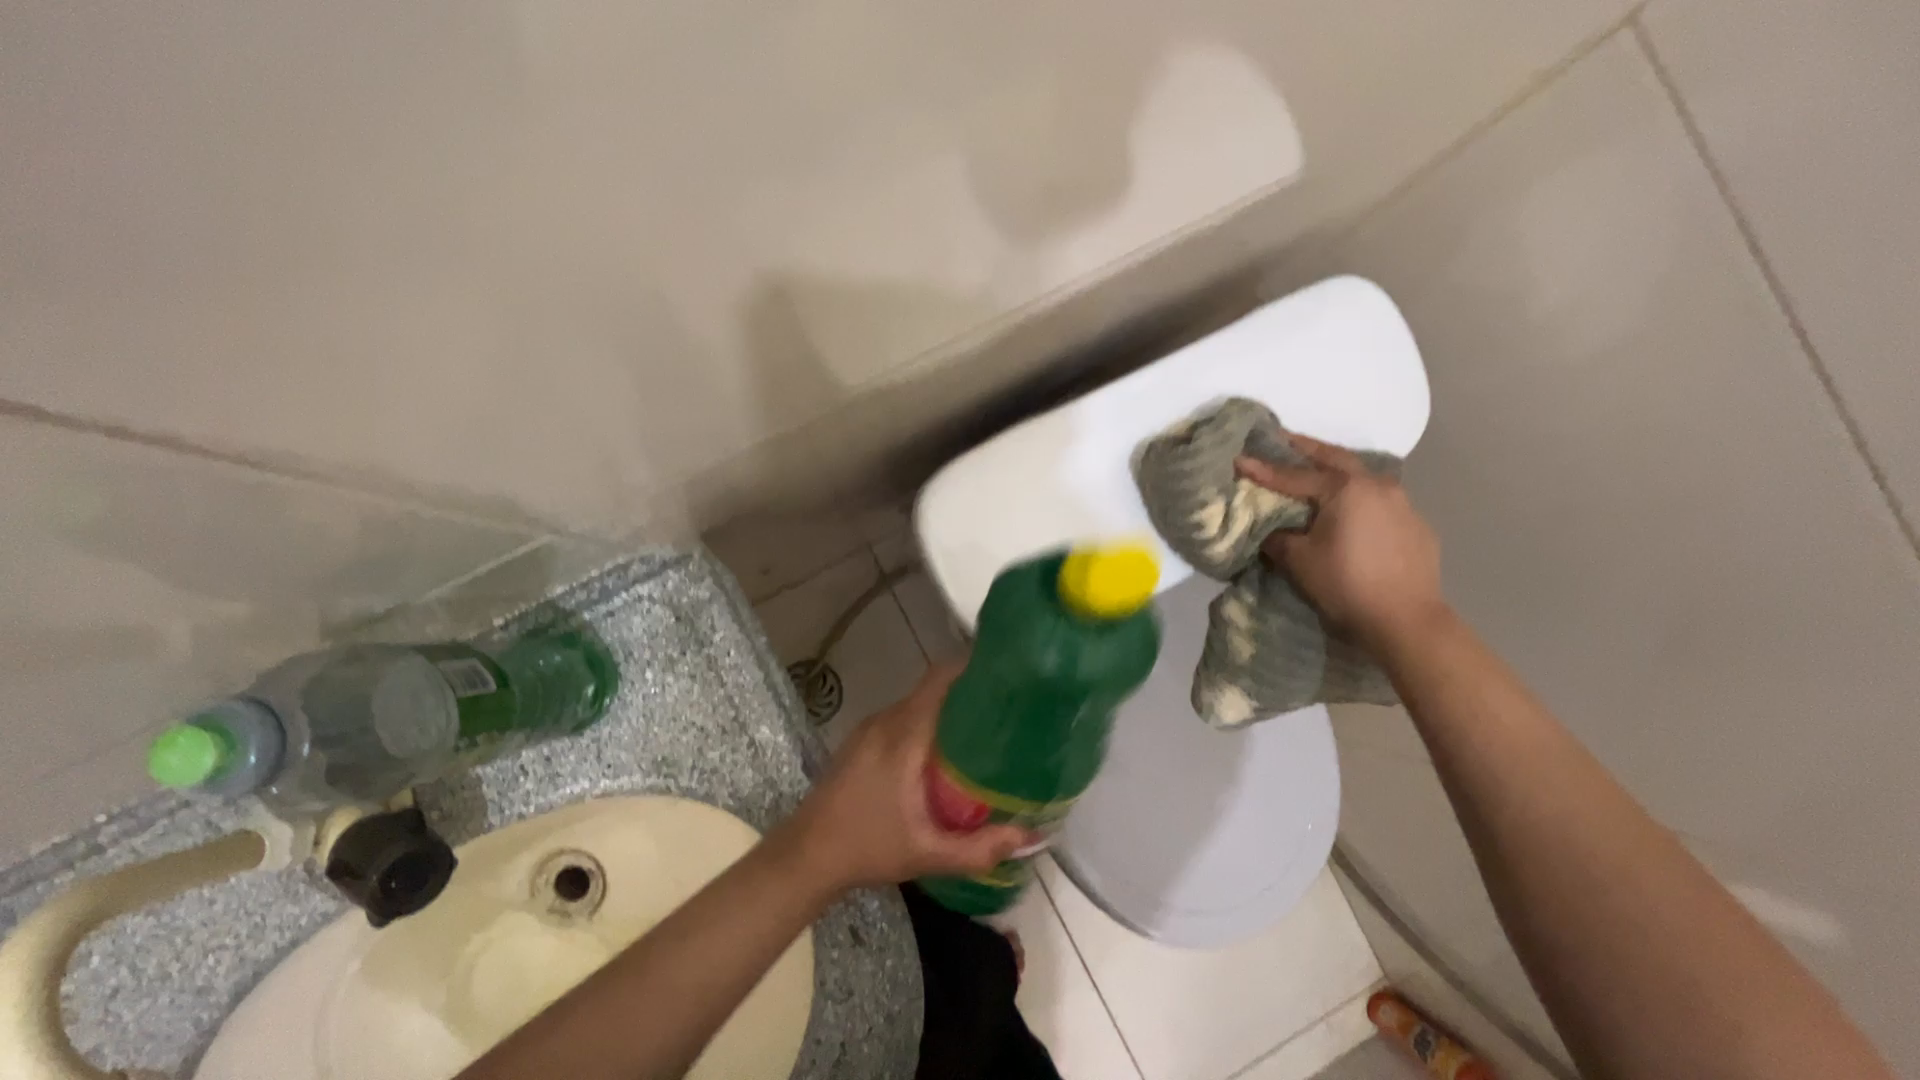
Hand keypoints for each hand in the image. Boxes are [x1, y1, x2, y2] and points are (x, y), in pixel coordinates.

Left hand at [778, 665, 1029, 890]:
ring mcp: (869, 729)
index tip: (1007, 672)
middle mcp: (886, 721)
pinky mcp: (861, 741)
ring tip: (985, 730)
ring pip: (917, 704)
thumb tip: (1031, 836)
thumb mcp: (928, 854)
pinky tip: (946, 753)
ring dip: (948, 710)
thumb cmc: (867, 847)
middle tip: (1010, 709)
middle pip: (933, 689)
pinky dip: (928, 723)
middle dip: (970, 692)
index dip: (972, 667)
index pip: (940, 678)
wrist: (806, 855)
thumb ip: (980, 848)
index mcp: (904, 735)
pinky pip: (903, 718)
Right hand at [1235, 433, 1448, 648]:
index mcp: (1346, 489)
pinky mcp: (1417, 527)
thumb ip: (1279, 539)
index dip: (1264, 470)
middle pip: (1336, 459)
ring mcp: (1404, 504)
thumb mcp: (1300, 561)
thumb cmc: (1346, 584)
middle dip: (1308, 450)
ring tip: (1319, 475)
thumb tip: (1270, 531)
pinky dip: (1361, 501)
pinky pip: (1382, 504)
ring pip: (1364, 479)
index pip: (1295, 476)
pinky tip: (1353, 515)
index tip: (1240, 459)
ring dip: (1339, 473)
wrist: (1406, 620)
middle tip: (1285, 440)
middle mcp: (1378, 486)